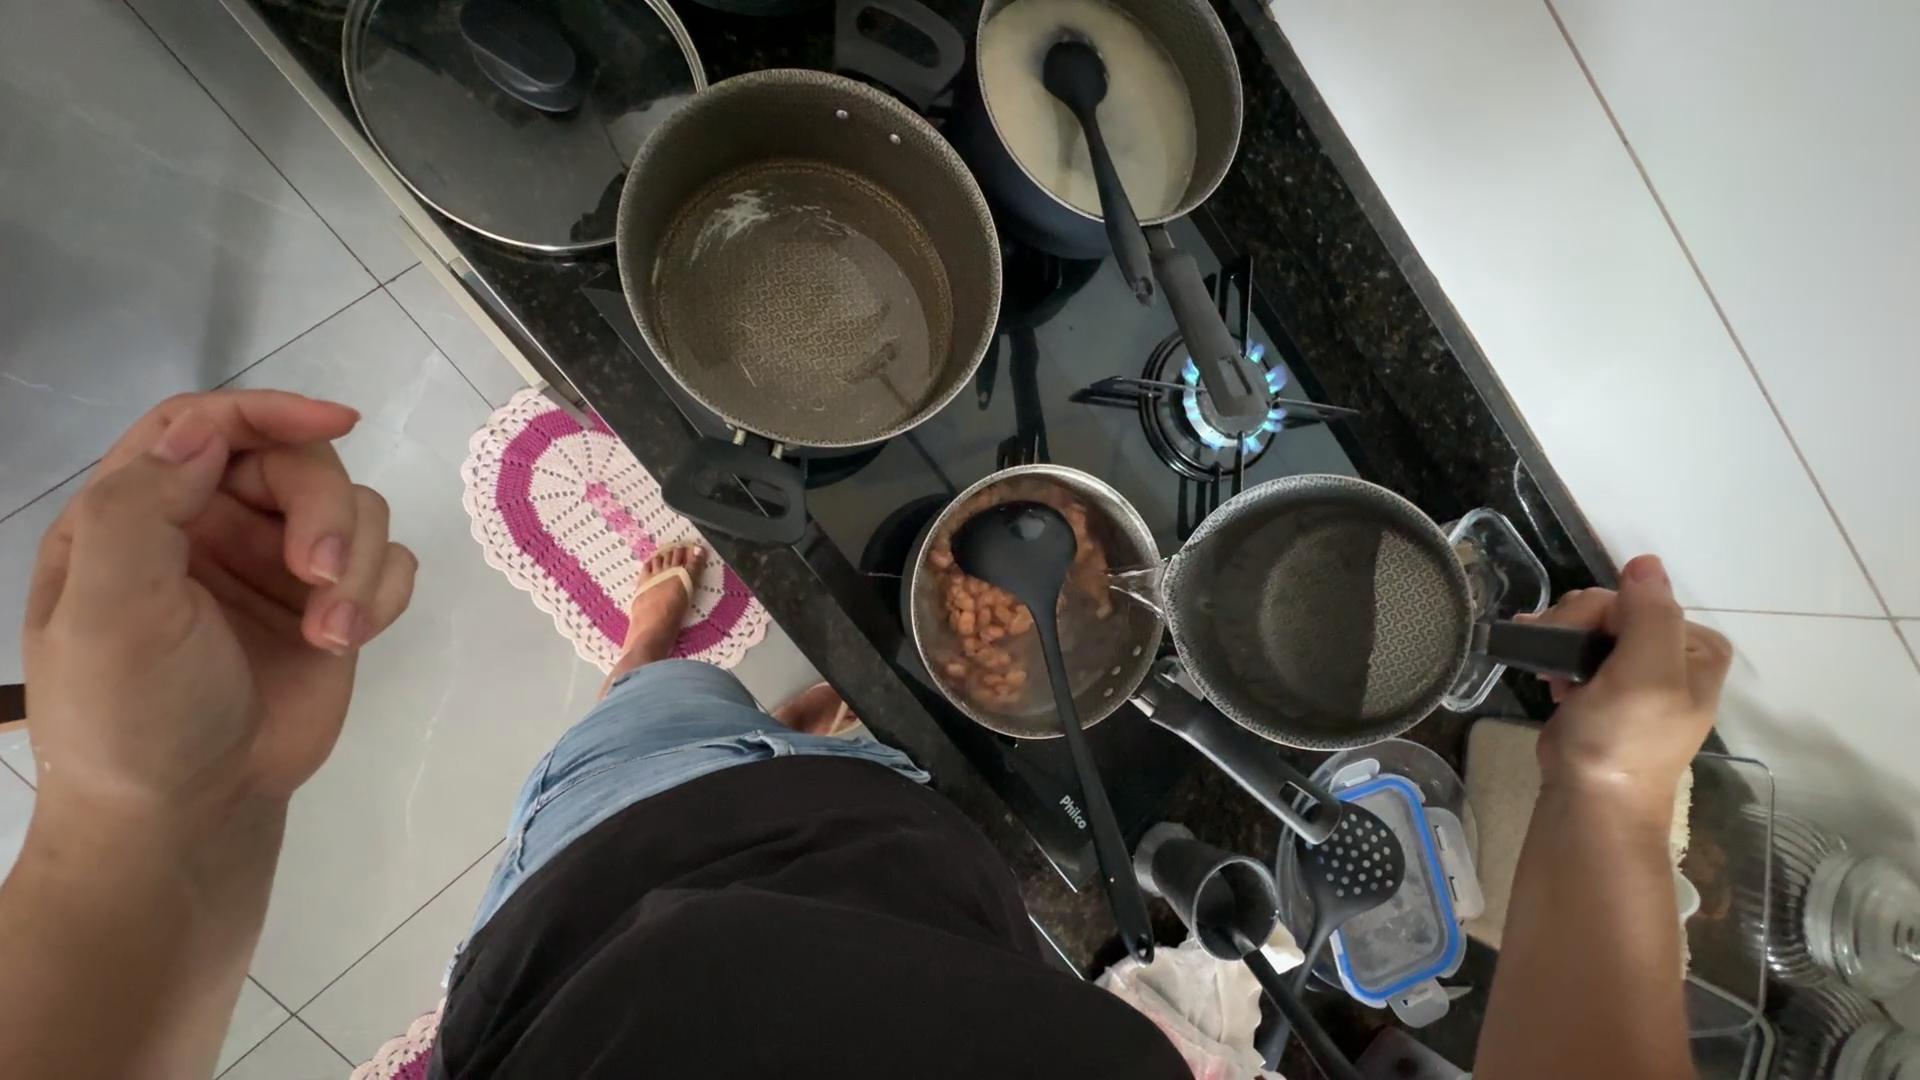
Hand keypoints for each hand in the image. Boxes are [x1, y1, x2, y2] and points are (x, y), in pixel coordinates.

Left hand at [21, 392, 417, 823]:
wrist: (198, 801)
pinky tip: (348, 638)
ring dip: (361, 571)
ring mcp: (288, 565)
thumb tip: (205, 431)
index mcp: (147, 516)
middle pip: (305, 467)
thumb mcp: (109, 612)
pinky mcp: (344, 602)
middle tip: (321, 575)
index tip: (340, 421)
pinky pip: (396, 564)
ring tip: (333, 633)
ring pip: (363, 515)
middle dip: (327, 516)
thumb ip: (140, 511)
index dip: (271, 410)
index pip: (207, 426)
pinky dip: (387, 596)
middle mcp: (224, 528)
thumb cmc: (131, 712)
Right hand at [1523, 554, 1731, 800]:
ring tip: (1544, 669)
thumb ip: (1649, 616)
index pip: (1630, 600)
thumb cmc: (1622, 737)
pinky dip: (1553, 658)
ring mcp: (1636, 671)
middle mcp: (1672, 653)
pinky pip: (1574, 650)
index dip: (1588, 614)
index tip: (1565, 644)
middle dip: (1568, 627)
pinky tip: (1547, 677)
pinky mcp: (1603, 686)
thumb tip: (1645, 560)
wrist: (1592, 794)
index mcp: (1695, 647)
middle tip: (1550, 658)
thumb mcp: (1644, 675)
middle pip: (1605, 609)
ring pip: (1584, 627)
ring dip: (1556, 642)